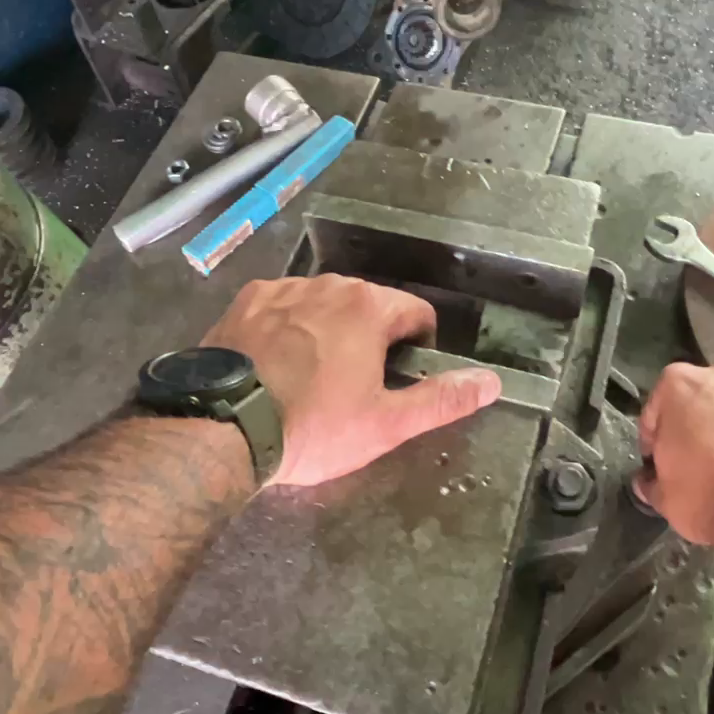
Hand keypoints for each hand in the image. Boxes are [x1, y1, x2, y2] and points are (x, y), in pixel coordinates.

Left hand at [202, 276, 502, 486]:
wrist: (222, 428)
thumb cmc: (312, 427)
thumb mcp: (386, 423)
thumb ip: (442, 399)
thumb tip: (491, 381)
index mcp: (369, 307)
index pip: (417, 313)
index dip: (417, 347)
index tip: (398, 379)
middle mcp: (328, 284)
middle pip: (369, 307)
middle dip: (371, 339)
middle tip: (353, 388)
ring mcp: (282, 288)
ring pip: (324, 305)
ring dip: (328, 331)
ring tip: (309, 379)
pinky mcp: (245, 301)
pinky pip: (283, 307)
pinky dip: (287, 328)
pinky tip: (275, 364)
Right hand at [632, 362, 713, 545]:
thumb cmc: (706, 495)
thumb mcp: (662, 495)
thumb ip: (651, 480)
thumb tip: (648, 481)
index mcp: (679, 384)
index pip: (654, 412)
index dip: (653, 440)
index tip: (657, 462)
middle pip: (694, 401)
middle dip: (689, 425)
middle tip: (689, 459)